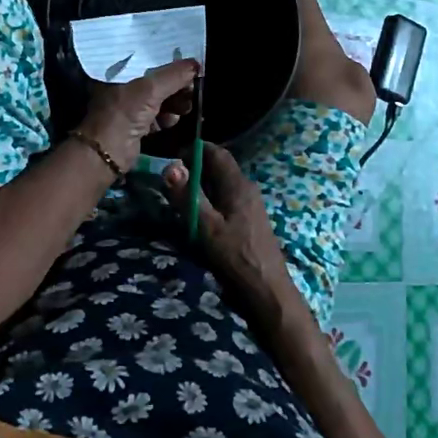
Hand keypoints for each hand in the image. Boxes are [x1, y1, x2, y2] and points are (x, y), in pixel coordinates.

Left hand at [76, 59, 198, 171]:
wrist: (107, 153)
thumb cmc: (124, 114)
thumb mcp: (150, 89)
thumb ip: (175, 75)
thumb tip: (197, 64)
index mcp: (120, 71)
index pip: (152, 59)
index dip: (173, 63)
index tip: (192, 69)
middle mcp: (125, 85)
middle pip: (161, 80)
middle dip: (178, 86)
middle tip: (190, 91)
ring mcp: (131, 105)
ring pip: (163, 98)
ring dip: (176, 103)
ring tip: (182, 108)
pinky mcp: (138, 123)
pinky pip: (160, 114)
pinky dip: (168, 117)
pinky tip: (169, 121)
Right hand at [164, 144, 293, 318]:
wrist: (267, 287)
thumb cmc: (236, 256)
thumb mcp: (206, 227)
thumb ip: (188, 197)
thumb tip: (170, 167)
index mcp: (238, 185)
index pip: (218, 153)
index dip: (196, 150)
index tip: (174, 157)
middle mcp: (247, 188)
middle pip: (221, 167)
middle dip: (198, 167)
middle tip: (173, 178)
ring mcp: (252, 204)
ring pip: (225, 183)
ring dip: (204, 184)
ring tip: (182, 196)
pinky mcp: (251, 219)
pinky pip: (229, 198)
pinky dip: (213, 198)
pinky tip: (201, 215)